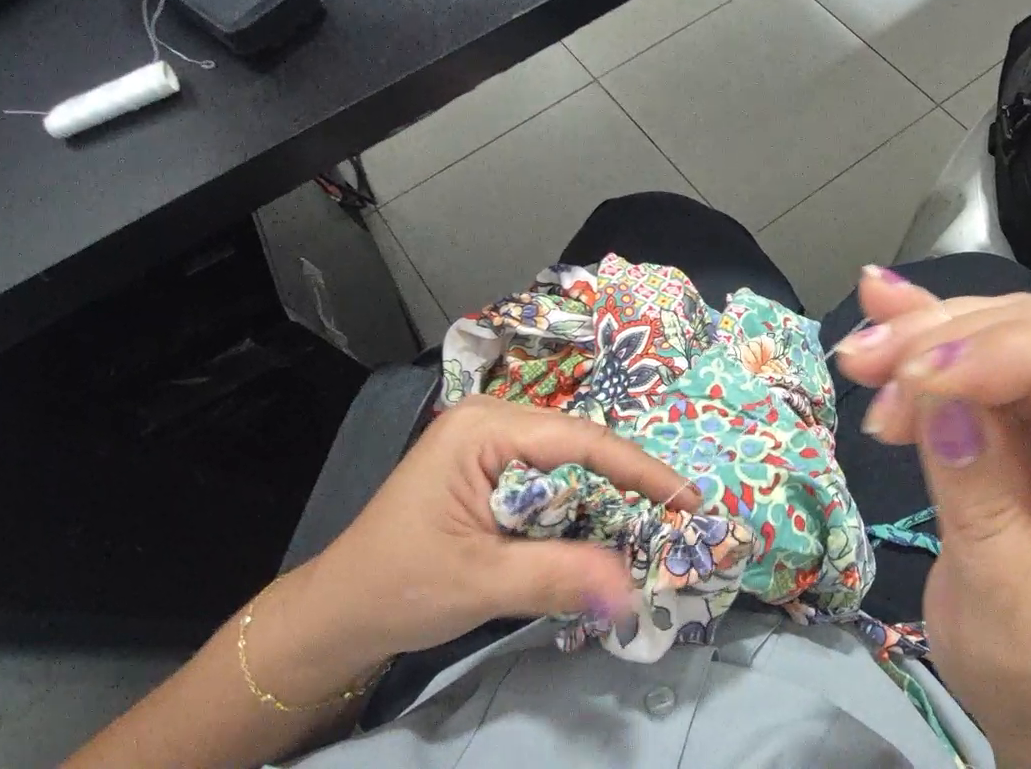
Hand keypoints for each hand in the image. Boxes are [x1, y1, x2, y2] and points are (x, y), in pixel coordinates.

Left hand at [285, 396, 695, 674]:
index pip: (581, 440)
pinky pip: (550, 476)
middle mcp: (490, 418)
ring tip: (654, 524)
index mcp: (483, 428)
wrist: (340, 611)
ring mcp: (488, 439)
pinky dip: (580, 504)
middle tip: (678, 519)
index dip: (641, 470)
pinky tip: (603, 528)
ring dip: (607, 495)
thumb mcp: (482, 582)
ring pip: (569, 461)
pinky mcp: (488, 466)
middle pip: (579, 445)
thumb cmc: (400, 587)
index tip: (690, 499)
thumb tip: (635, 588)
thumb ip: (560, 576)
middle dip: (628, 483)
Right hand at [833, 269, 1030, 766]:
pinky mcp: (1021, 416)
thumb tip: (941, 400)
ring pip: (1011, 329)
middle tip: (866, 370)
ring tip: (858, 361)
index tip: (922, 380)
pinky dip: (927, 324)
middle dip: (955, 338)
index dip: (1025, 357)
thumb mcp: (1007, 626)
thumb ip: (983, 511)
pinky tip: (881, 302)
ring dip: (928, 332)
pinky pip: (979, 351)